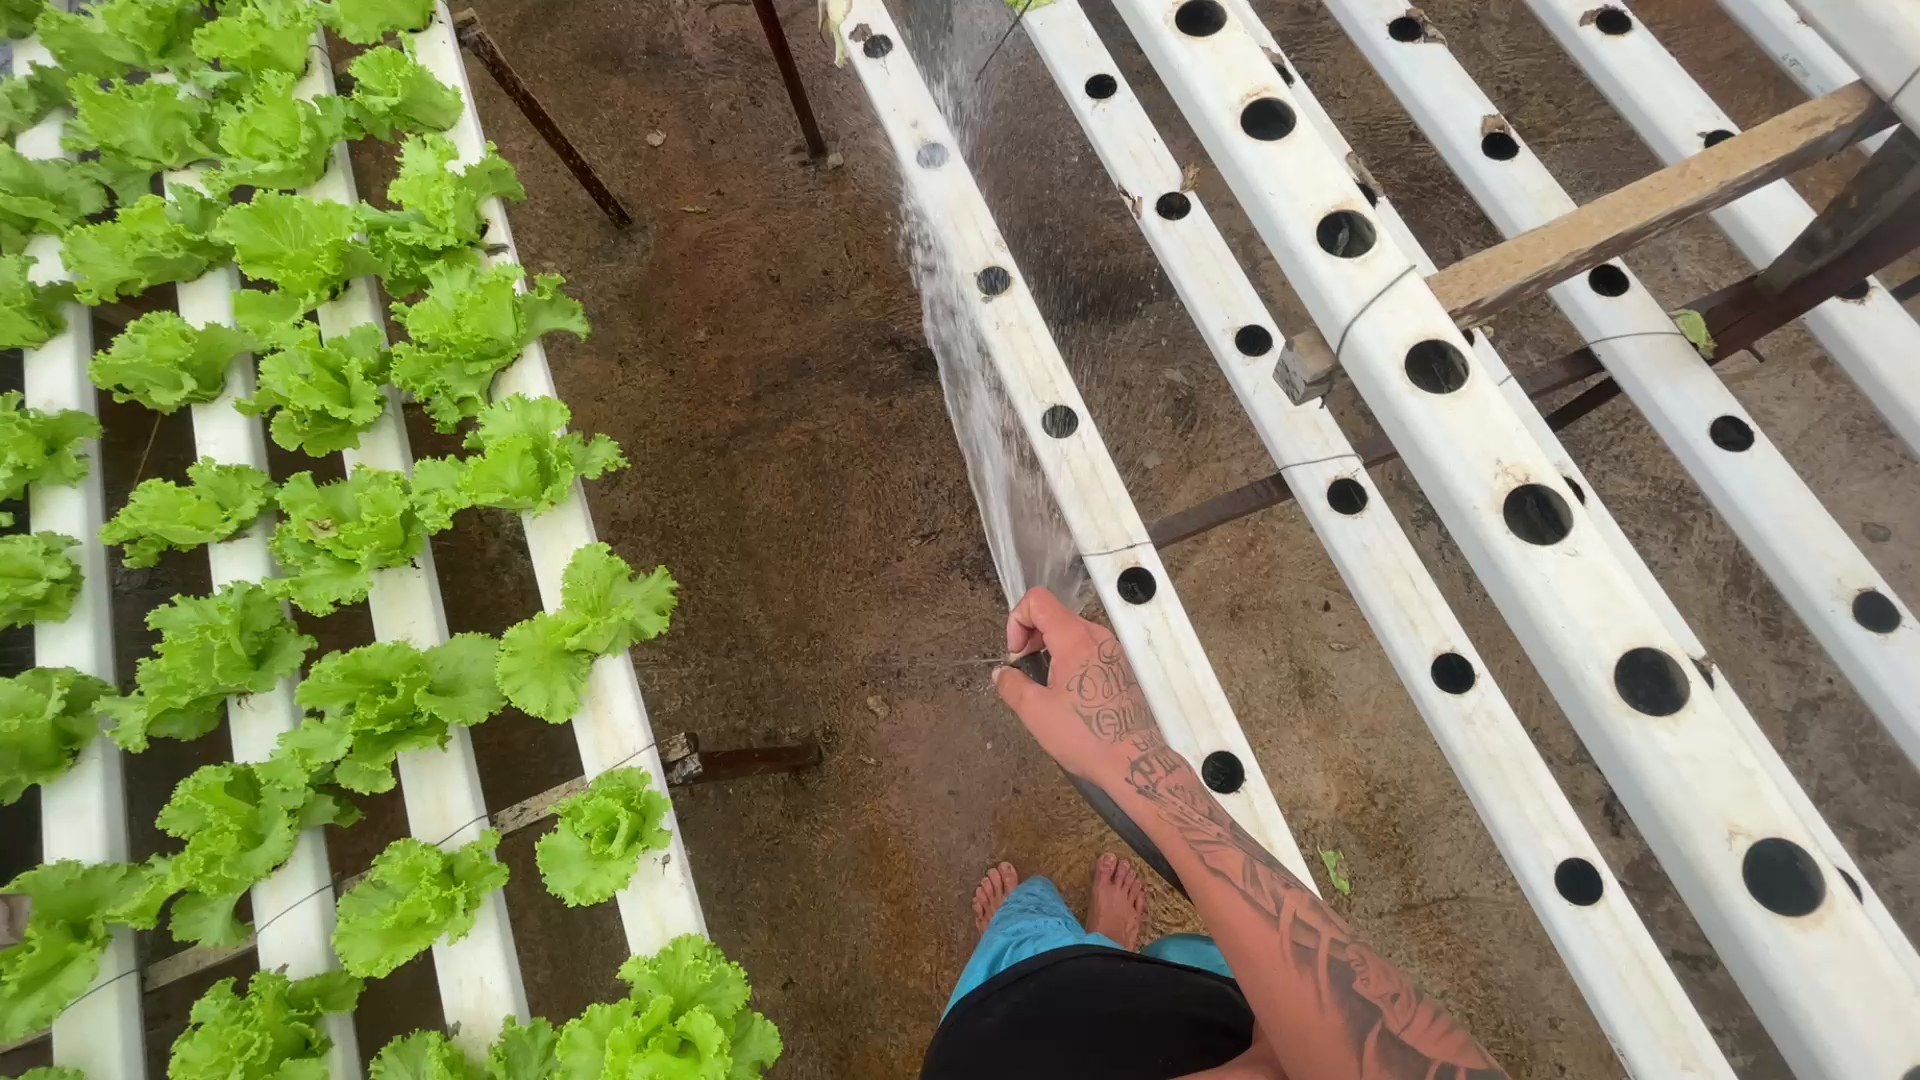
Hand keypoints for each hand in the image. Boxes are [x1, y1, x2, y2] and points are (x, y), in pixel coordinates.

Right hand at [993, 587, 1165, 785]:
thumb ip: (1010, 684)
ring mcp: (1112, 650)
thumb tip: (1001, 674)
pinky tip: (1065, 690)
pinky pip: (1087, 647)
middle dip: (1030, 635)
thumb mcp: (1035, 711)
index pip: (1038, 600)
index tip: (1016, 653)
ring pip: (1071, 631)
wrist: (1134, 761)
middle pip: (1054, 614)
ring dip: (1049, 647)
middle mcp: (1097, 636)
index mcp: (1074, 638)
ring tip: (1043, 681)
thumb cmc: (1086, 735)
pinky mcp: (1120, 666)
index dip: (1017, 620)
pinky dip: (1068, 657)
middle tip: (1023, 667)